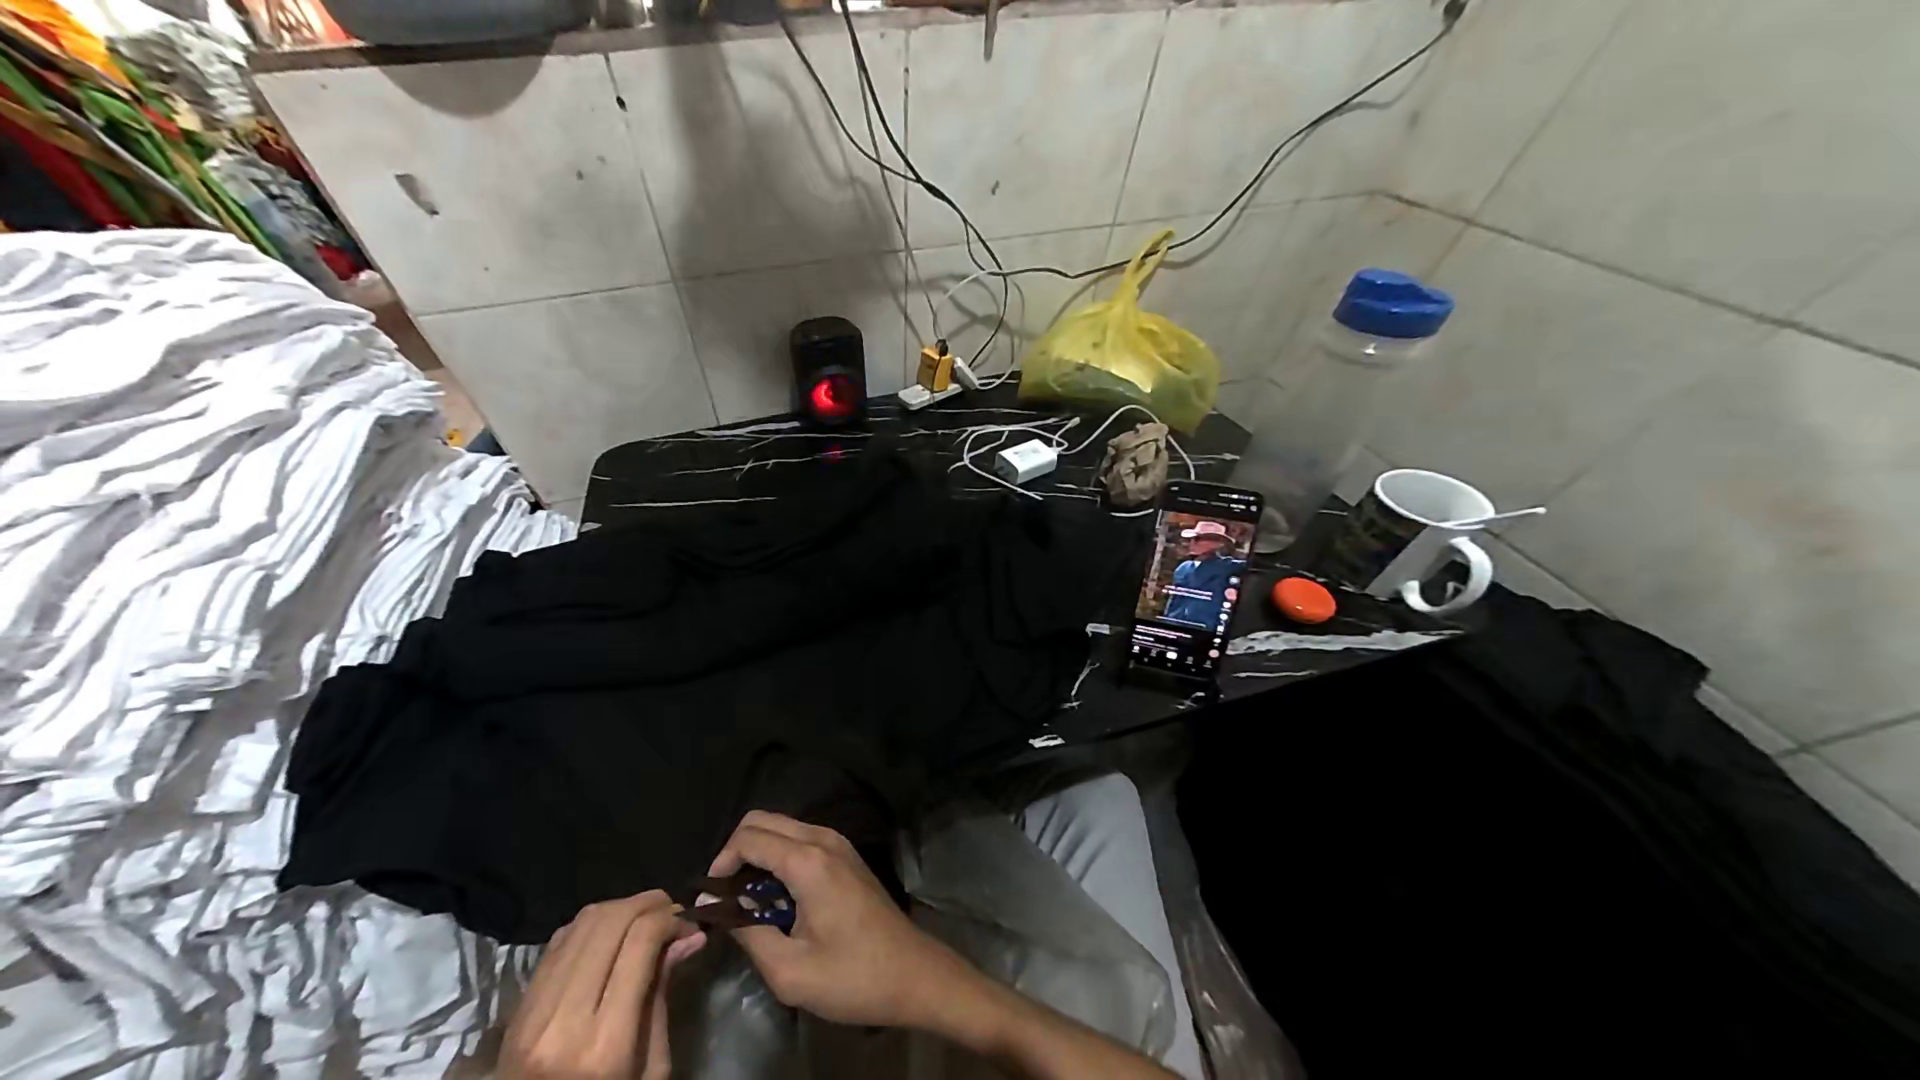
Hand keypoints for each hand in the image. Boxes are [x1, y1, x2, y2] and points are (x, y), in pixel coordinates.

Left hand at [501, 891, 706, 1079]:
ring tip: (645, 917)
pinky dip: (591, 926)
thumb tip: (689, 936)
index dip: (670, 920)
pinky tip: (611, 935)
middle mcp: (564, 1019)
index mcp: (605, 1044)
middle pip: (609, 923)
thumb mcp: (651, 1068)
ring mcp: (534, 1012)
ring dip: (621, 908)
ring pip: (582, 924)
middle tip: (671, 911)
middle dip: (648, 904)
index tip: (687, 926)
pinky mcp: (519, 1009)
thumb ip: (661, 997)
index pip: (639, 942)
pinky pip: (559, 942)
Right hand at [707, 811, 984, 1031]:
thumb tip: (719, 908)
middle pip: (763, 820)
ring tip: (748, 902)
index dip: (721, 864)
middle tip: (726, 898)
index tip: (711, 901)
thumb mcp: (789, 970)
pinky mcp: (847, 855)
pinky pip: (801, 839)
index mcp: (808, 861)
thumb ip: (748, 932)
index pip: (748, 837)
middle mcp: (823, 839)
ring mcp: (839, 843)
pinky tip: (777, 898)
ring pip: (783, 827)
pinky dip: (779, 857)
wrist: (913, 974)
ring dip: (758, 854)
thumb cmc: (853, 977)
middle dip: (736, 852)